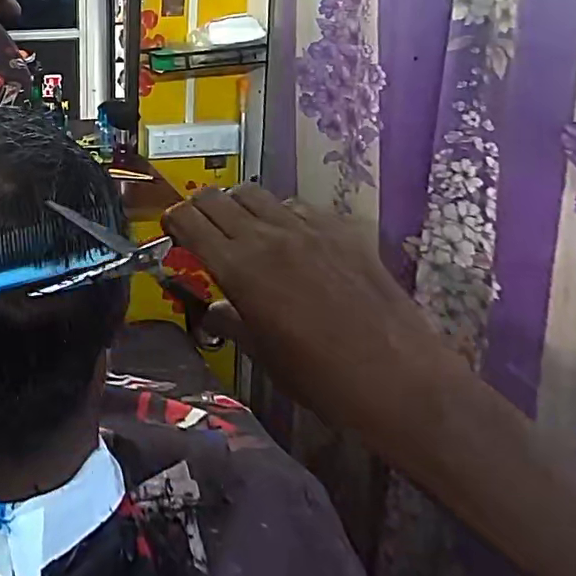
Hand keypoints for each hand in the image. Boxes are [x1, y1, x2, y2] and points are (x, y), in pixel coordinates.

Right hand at [162, 183, 456, 436]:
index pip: (188, 219)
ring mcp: (305, 229)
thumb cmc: (322, 379)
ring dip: (236, 205)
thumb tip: (214, 311)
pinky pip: (296, 205)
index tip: (171, 231)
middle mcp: (265, 237)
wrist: (404, 383)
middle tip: (200, 229)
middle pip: (213, 197)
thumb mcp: (262, 354)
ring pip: (252, 192)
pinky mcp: (340, 231)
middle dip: (197, 208)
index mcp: (237, 268)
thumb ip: (230, 321)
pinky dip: (280, 214)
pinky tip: (291, 239)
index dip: (172, 220)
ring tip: (242, 228)